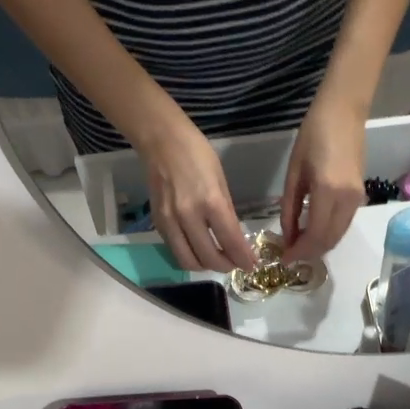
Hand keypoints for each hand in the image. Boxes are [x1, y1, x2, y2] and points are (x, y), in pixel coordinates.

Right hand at [133, 113, 255, 272]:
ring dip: (205, 267)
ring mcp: (170, 222)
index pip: (230, 241)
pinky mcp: (158, 224)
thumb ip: (227, 213)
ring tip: (216, 260)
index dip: (243, 258)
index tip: (251, 265)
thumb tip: (235, 240)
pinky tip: (199, 250)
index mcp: (210, 201)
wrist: (161, 141)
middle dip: (226, 267)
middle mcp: (188, 216)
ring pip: (189, 262)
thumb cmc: (196, 154)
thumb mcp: (220, 181)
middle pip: (209, 258)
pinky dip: (190, 256)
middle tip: (234, 264)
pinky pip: (176, 251)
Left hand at [280, 96, 367, 261]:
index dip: (299, 252)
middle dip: (309, 253)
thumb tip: (287, 237)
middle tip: (291, 255)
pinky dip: (328, 235)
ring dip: (319, 246)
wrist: (344, 111)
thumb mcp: (294, 173)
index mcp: (327, 192)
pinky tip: (313, 231)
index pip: (314, 236)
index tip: (284, 259)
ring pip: (338, 236)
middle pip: (328, 241)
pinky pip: (343, 225)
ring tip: (300, 245)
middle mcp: (346, 200)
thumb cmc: (313, 135)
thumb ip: (289, 208)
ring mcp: (357, 200)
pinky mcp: (360, 196)